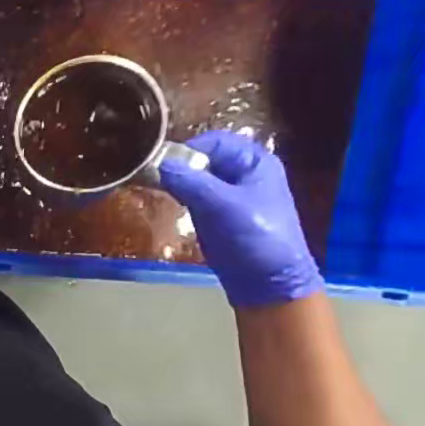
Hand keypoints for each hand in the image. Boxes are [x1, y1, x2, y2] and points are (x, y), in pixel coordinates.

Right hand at [158, 130, 321, 306]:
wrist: (268, 284)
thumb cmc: (255, 238)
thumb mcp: (223, 206)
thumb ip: (192, 182)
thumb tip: (161, 164)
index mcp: (255, 162)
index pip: (214, 142)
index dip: (188, 150)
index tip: (162, 165)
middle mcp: (242, 173)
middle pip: (203, 158)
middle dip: (180, 167)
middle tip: (155, 178)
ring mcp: (229, 195)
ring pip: (196, 178)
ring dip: (178, 183)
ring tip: (159, 190)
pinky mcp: (217, 215)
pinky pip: (195, 197)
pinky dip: (181, 197)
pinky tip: (170, 203)